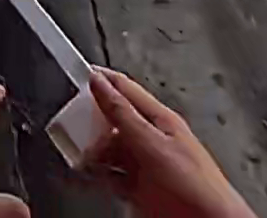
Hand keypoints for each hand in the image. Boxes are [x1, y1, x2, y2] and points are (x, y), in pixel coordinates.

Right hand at [82, 69, 257, 217]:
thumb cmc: (198, 189)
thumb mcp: (153, 144)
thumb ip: (123, 113)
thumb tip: (97, 82)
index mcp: (159, 119)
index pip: (123, 88)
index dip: (99, 79)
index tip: (74, 74)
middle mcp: (152, 139)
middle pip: (113, 119)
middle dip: (90, 119)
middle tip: (68, 121)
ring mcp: (149, 166)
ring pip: (111, 149)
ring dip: (92, 150)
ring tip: (75, 153)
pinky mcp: (145, 192)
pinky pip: (114, 177)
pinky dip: (99, 175)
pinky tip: (87, 175)